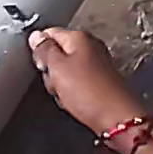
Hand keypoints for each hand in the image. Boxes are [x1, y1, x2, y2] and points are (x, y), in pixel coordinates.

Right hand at [29, 27, 143, 134]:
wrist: (117, 119)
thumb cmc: (86, 91)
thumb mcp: (57, 67)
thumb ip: (44, 49)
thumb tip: (36, 35)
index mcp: (78, 37)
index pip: (48, 34)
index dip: (39, 50)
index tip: (40, 65)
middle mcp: (90, 46)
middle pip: (57, 52)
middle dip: (50, 69)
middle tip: (55, 82)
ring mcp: (96, 63)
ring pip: (65, 70)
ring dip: (60, 83)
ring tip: (65, 94)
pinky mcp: (100, 80)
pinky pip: (76, 82)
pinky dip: (72, 91)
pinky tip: (74, 101)